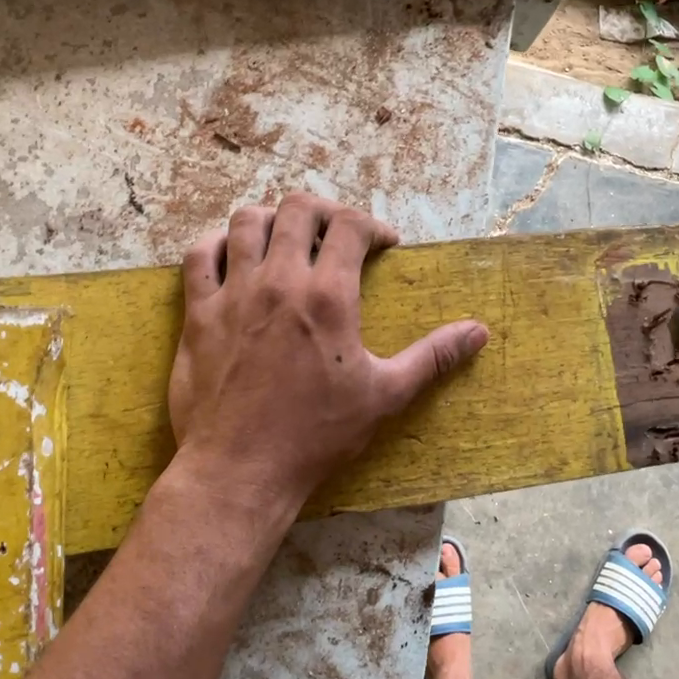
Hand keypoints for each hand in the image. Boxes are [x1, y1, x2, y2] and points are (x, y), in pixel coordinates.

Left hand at [167, 194, 489, 512]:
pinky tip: (232, 256)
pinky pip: (199, 255)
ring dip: (272, 220)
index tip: (382, 245)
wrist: (241, 469)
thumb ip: (433, 357)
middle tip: (335, 236)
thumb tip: (479, 332)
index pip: (351, 226)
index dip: (373, 225)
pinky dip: (216, 243)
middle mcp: (279, 281)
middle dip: (324, 212)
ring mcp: (233, 293)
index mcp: (328, 296)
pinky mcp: (199, 312)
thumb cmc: (316, 436)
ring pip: (247, 221)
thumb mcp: (385, 396)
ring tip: (286, 240)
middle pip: (298, 208)